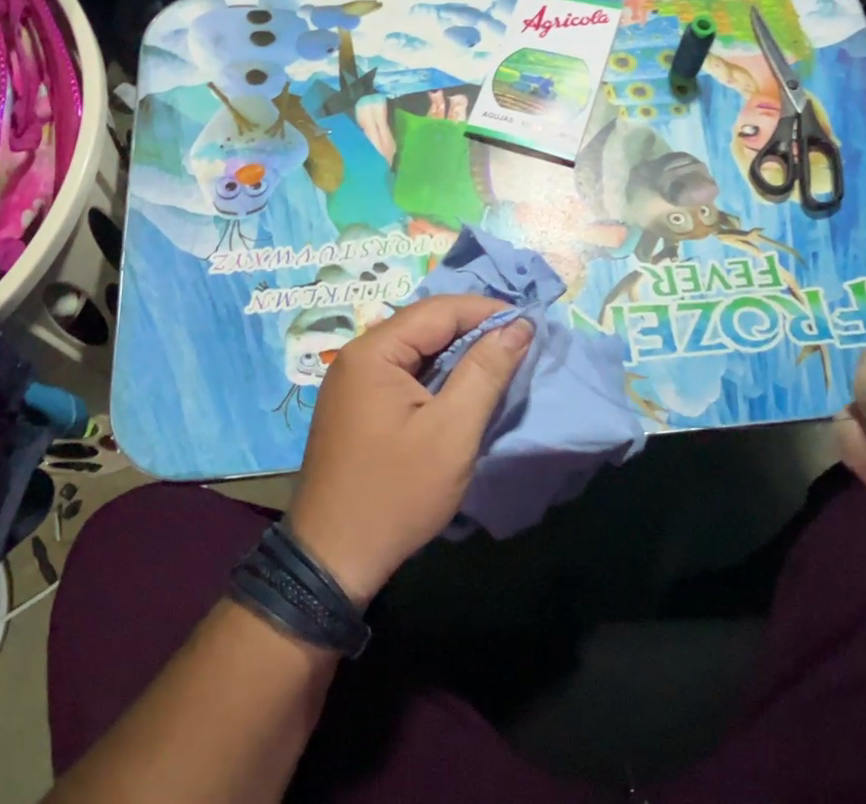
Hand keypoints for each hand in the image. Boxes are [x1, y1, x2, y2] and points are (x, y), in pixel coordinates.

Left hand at [288, 295, 532, 604]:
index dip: (487, 311)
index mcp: (373, 353)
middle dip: (474, 330)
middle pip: (423, 326)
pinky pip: (402, 375)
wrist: (335, 556)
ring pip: (414, 351)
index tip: (530, 324)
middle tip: (520, 343)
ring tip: (500, 363)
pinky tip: (462, 390)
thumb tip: (518, 326)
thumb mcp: (452, 431)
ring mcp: (352, 384)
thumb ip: (485, 372)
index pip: (438, 310)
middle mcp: (356, 358)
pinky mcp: (356, 408)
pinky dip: (437, 376)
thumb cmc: (397, 492)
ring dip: (457, 354)